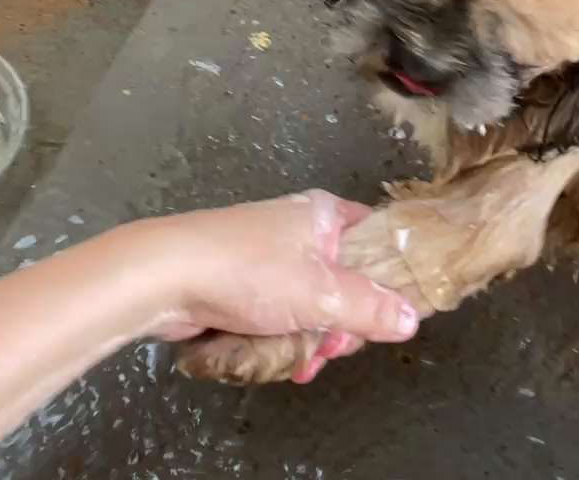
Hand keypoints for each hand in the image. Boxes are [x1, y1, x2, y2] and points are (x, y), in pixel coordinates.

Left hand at [131, 191, 419, 381]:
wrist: (166, 276)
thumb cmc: (247, 271)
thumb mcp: (319, 293)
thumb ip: (370, 308)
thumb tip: (413, 318)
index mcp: (324, 215)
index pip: (375, 236)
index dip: (388, 274)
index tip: (389, 311)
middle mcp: (300, 230)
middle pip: (345, 280)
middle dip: (342, 322)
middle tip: (333, 345)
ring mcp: (271, 256)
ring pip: (312, 304)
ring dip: (312, 338)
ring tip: (301, 362)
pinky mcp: (245, 282)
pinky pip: (281, 313)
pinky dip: (284, 338)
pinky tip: (280, 362)